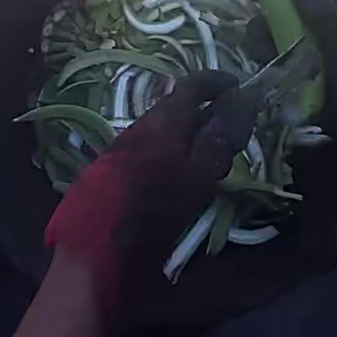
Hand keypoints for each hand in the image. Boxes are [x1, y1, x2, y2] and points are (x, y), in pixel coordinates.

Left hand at [44, 71, 258, 310]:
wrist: (93, 254)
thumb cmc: (152, 211)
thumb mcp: (198, 175)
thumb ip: (221, 138)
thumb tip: (244, 100)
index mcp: (163, 120)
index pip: (193, 84)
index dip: (218, 82)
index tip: (240, 88)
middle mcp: (142, 126)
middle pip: (180, 107)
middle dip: (208, 111)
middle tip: (235, 129)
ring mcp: (127, 148)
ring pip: (167, 129)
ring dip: (192, 132)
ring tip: (215, 153)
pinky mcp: (118, 171)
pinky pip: (155, 148)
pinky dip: (176, 150)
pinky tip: (183, 174)